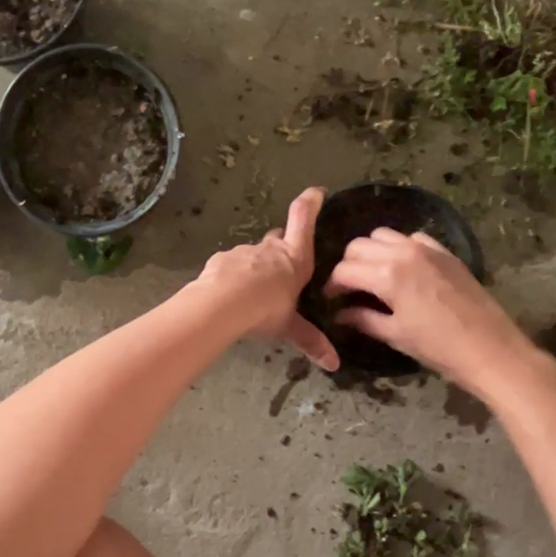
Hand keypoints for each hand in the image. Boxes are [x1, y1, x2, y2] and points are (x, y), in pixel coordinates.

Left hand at [194, 187, 339, 370]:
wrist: (223, 304)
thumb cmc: (265, 309)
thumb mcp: (289, 326)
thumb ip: (310, 341)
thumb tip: (334, 364)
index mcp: (294, 259)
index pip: (303, 219)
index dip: (310, 203)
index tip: (315, 192)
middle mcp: (270, 249)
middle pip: (277, 238)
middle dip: (280, 246)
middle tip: (282, 266)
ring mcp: (243, 252)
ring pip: (253, 254)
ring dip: (255, 267)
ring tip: (252, 292)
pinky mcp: (221, 260)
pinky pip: (230, 266)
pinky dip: (232, 276)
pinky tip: (230, 295)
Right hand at [323, 228, 540, 386]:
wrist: (490, 348)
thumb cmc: (438, 347)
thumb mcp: (395, 335)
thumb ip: (363, 319)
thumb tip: (341, 313)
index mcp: (387, 275)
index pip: (345, 270)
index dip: (332, 285)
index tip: (331, 299)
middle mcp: (403, 253)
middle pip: (359, 246)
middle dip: (348, 265)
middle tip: (349, 288)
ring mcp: (426, 249)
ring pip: (384, 235)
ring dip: (371, 251)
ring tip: (373, 275)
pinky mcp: (445, 252)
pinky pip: (412, 238)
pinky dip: (400, 247)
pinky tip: (403, 268)